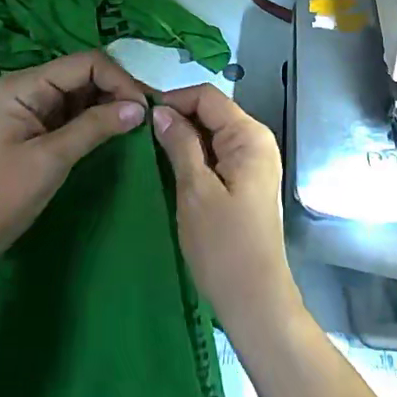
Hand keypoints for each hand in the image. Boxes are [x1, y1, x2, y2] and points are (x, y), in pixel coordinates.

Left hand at [0, 51, 149, 272]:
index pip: (86, 63)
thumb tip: (140, 108)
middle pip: (82, 75)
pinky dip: (92, 122)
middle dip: (116, 91)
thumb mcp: (50, 159)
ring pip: (78, 95)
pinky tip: (110, 134)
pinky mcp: (28, 133)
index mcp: (23, 85)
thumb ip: (95, 127)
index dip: (119, 80)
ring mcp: (25, 111)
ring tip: (133, 126)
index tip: (145, 110)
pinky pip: (68, 116)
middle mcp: (25, 89)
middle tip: (145, 118)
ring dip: (106, 106)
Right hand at [150, 84, 301, 332]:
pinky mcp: (247, 181)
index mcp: (250, 135)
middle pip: (212, 112)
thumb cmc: (224, 246)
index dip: (174, 99)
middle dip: (177, 117)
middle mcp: (257, 140)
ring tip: (148, 150)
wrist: (255, 299)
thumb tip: (160, 111)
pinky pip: (218, 154)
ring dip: (184, 138)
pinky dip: (195, 156)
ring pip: (213, 134)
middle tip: (139, 133)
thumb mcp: (195, 191)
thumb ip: (180, 145)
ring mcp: (254, 162)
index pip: (208, 97)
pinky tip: (171, 168)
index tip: (139, 114)